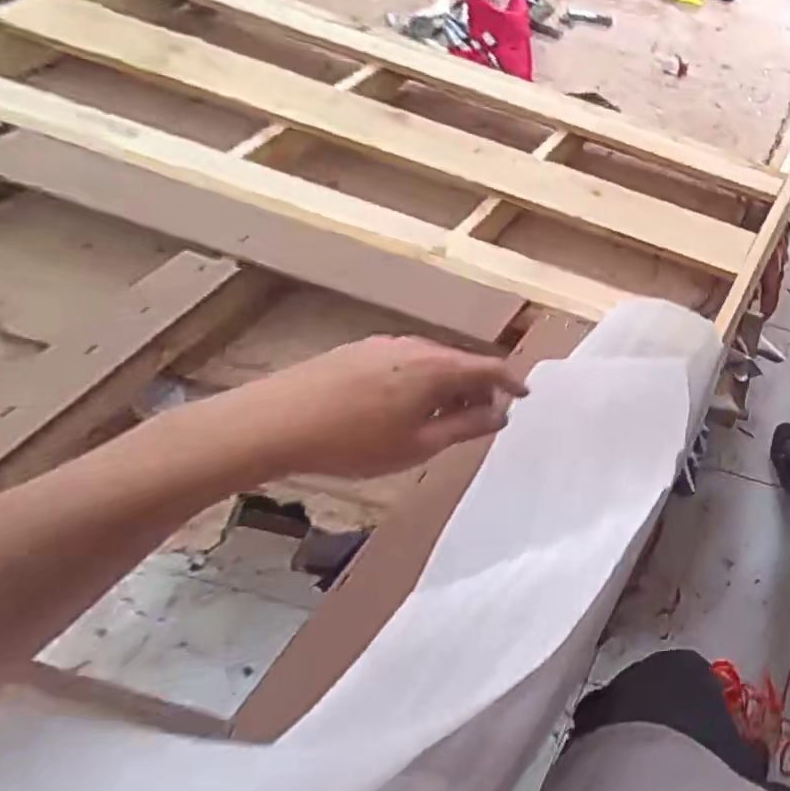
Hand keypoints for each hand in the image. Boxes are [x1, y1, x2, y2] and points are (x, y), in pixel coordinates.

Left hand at [183, 336, 529, 479]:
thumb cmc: (351, 441)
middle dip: (478, 389)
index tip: (524, 396)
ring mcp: (383, 346)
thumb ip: (467, 428)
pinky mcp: (356, 351)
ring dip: (447, 386)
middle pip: (463, 363)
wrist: (264, 424)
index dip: (513, 382)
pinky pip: (405, 362)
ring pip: (433, 362)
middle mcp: (416, 347)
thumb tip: (499, 415)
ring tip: (440, 418)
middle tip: (480, 419)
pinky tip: (402, 408)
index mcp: (438, 367)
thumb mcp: (419, 444)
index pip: (491, 367)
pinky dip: (420, 381)